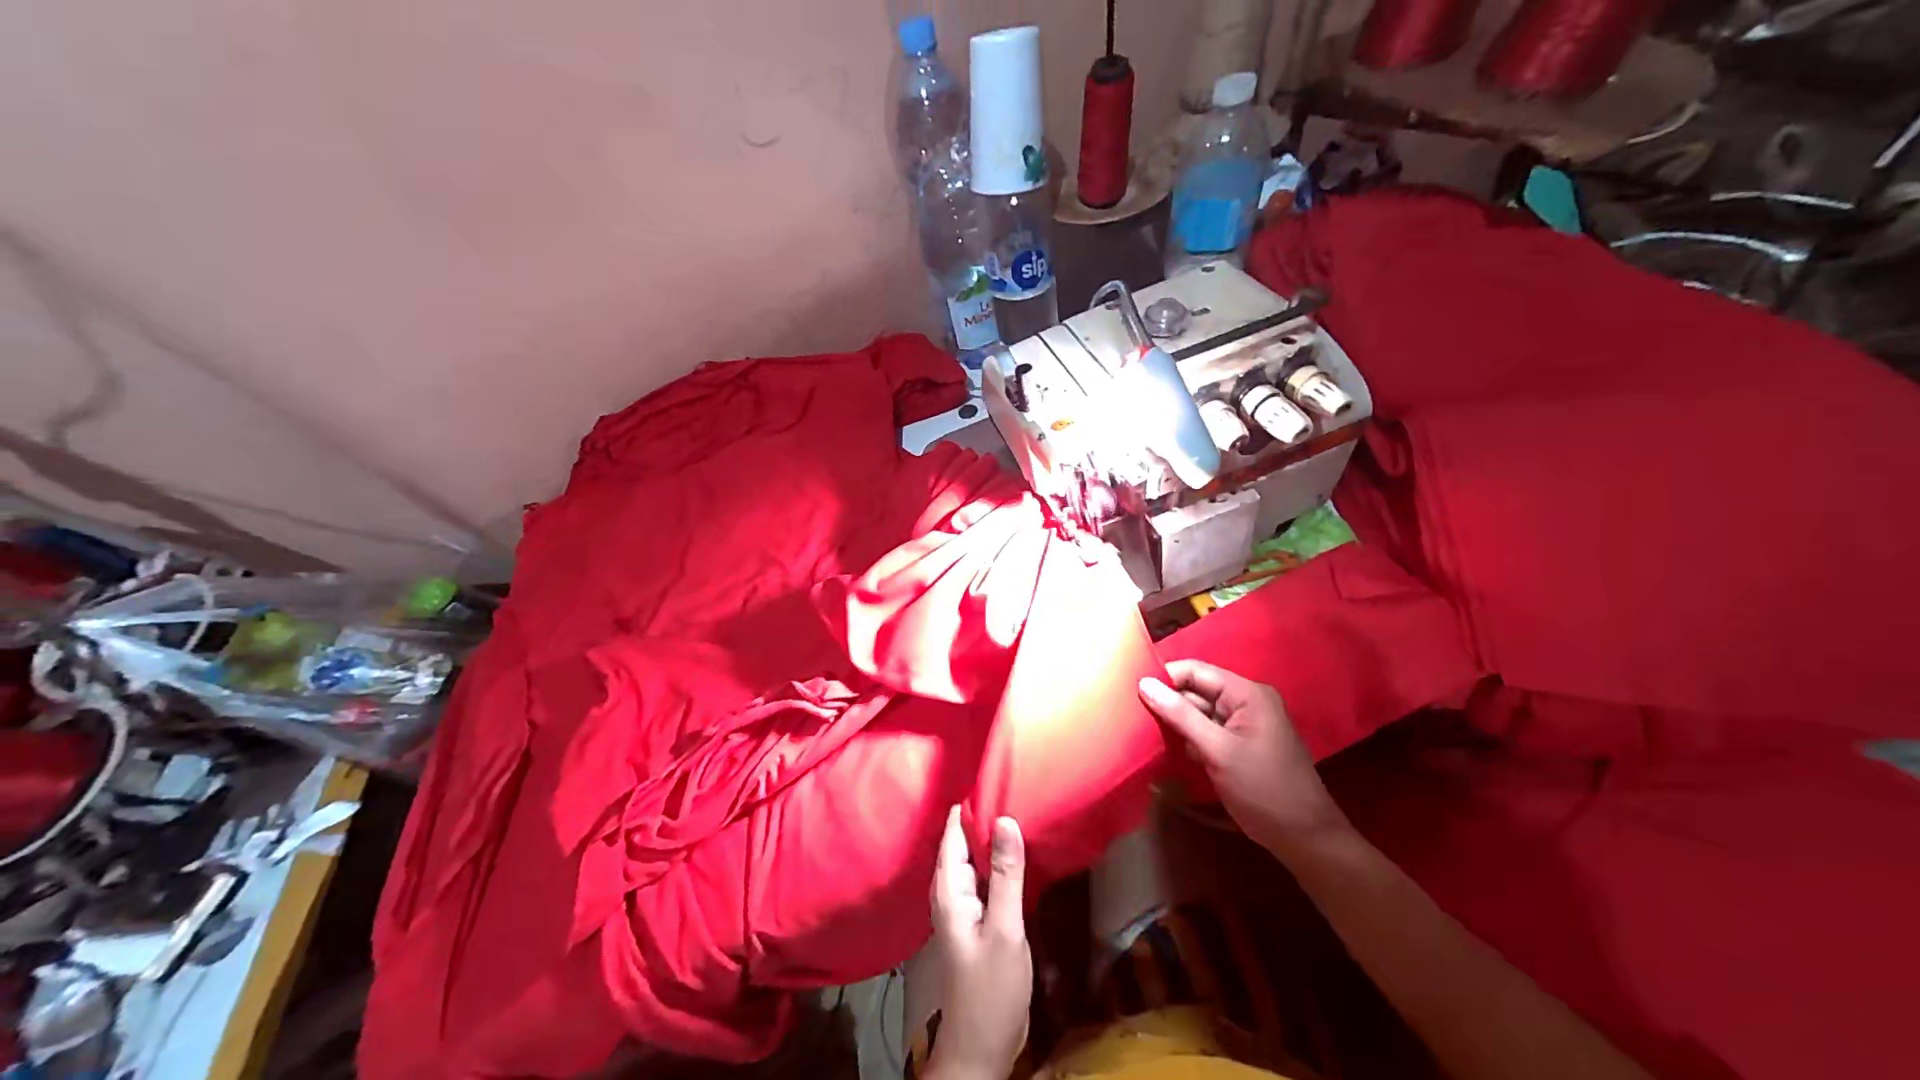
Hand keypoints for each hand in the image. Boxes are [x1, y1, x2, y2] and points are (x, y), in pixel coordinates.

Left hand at [927, 806, 1031, 1079]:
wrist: (981, 1045)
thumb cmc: (991, 987)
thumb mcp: (1005, 927)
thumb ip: (1006, 874)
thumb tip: (1005, 818)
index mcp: (949, 890)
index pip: (953, 835)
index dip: (967, 806)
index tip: (988, 774)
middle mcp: (949, 894)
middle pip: (959, 845)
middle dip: (977, 818)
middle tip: (1005, 784)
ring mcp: (961, 909)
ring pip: (970, 862)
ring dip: (986, 840)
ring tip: (1009, 808)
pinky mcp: (975, 922)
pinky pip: (980, 880)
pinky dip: (993, 863)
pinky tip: (1010, 855)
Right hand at [1138, 660, 1351, 858]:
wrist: (1304, 837)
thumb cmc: (1263, 789)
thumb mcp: (1217, 750)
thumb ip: (1180, 715)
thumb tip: (1144, 684)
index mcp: (1247, 694)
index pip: (1196, 671)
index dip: (1164, 678)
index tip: (1133, 693)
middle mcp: (1246, 701)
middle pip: (1196, 690)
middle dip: (1168, 702)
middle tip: (1135, 717)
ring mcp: (1243, 723)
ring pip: (1198, 712)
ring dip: (1176, 723)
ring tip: (1147, 733)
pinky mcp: (1239, 744)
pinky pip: (1206, 730)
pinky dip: (1189, 738)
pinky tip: (1171, 750)